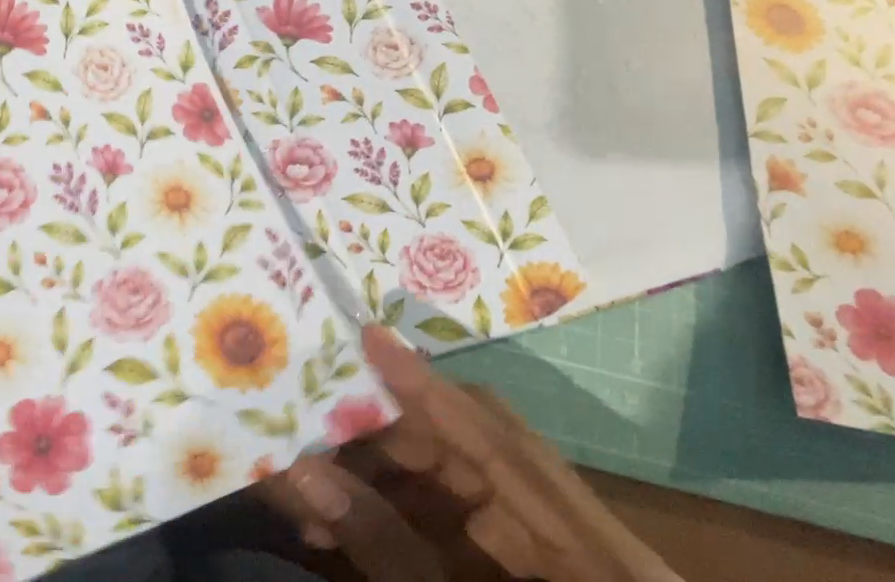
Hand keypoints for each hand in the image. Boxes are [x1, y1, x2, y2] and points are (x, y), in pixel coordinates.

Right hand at [257, 327, 677, 581]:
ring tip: (310, 490)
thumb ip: (385, 547)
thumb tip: (302, 471)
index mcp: (592, 548)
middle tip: (310, 432)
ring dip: (379, 480)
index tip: (370, 336)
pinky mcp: (522, 567)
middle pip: (470, 451)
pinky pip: (455, 521)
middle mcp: (578, 534)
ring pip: (455, 484)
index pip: (498, 441)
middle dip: (382, 439)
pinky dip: (398, 514)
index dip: (428, 389)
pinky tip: (342, 523)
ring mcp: (554, 553)